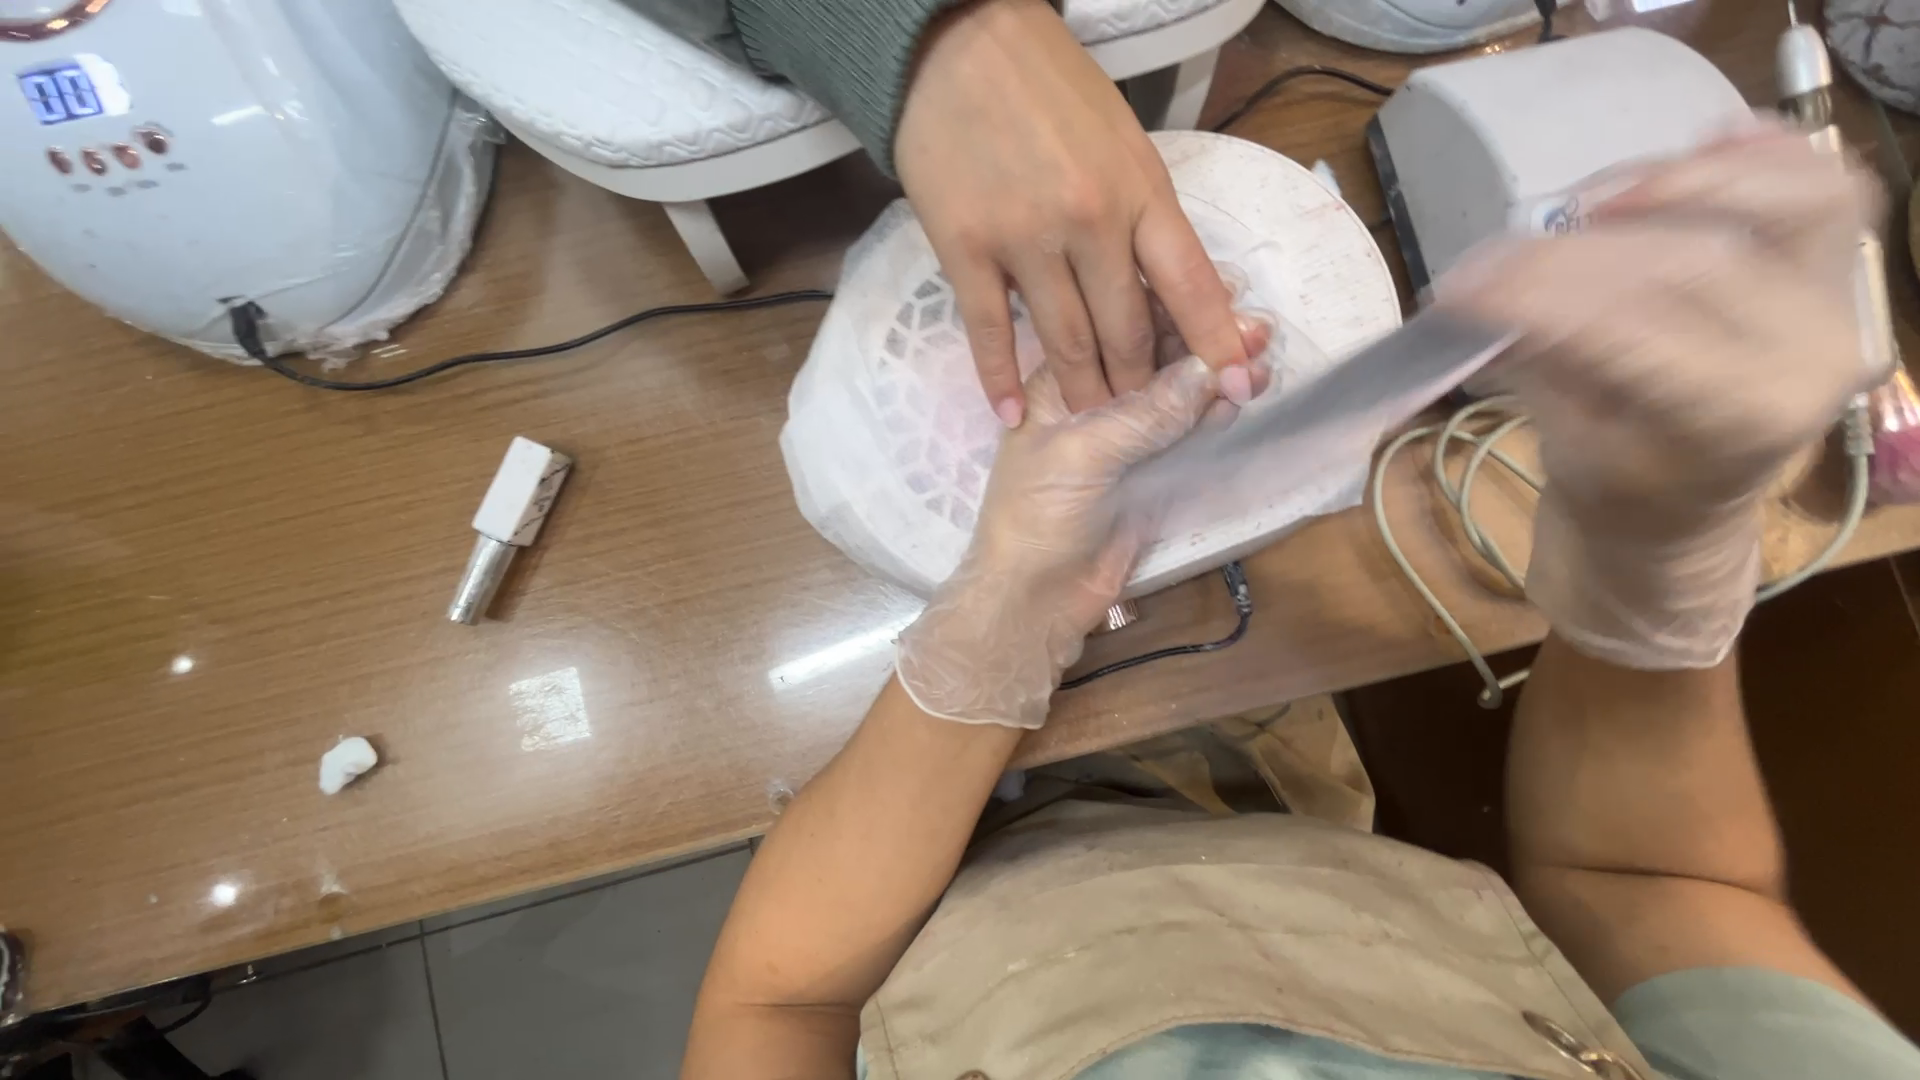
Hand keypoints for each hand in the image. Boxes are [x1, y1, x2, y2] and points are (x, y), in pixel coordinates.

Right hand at [894, 0, 1254, 425]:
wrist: (956, 44)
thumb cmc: (1048, 87)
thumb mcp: (1121, 141)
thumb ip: (1142, 214)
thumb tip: (1158, 286)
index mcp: (1141, 189)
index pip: (1189, 284)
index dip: (1213, 344)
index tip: (1235, 388)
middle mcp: (1091, 222)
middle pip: (1126, 330)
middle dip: (1136, 383)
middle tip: (1137, 415)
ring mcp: (1026, 240)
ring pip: (1066, 341)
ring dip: (1081, 391)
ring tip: (1087, 421)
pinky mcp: (967, 250)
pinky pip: (990, 331)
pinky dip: (1000, 379)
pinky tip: (1011, 414)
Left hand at [895, 341, 1266, 728]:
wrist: (1037, 595)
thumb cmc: (1038, 514)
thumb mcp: (1083, 454)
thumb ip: (1145, 414)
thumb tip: (1210, 369)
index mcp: (1059, 380)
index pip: (1115, 327)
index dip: (1167, 311)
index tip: (1220, 298)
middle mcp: (1094, 398)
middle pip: (1154, 357)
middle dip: (1202, 342)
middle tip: (1255, 333)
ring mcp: (1125, 436)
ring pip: (1178, 394)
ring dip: (1216, 377)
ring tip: (1258, 365)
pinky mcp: (1150, 470)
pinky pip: (1187, 432)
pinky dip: (1212, 416)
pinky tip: (1238, 399)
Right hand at [1440, 126, 1882, 667]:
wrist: (1679, 510)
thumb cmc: (1613, 494)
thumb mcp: (1563, 446)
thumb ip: (1543, 365)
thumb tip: (1489, 295)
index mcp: (1733, 419)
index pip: (1628, 330)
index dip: (1534, 299)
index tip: (1454, 291)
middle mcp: (1809, 352)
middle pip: (1687, 261)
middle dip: (1567, 253)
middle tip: (1483, 263)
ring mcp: (1835, 306)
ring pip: (1787, 202)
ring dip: (1677, 184)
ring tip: (1583, 202)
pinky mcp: (1830, 279)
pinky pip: (1822, 191)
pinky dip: (1762, 157)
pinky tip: (1694, 147)